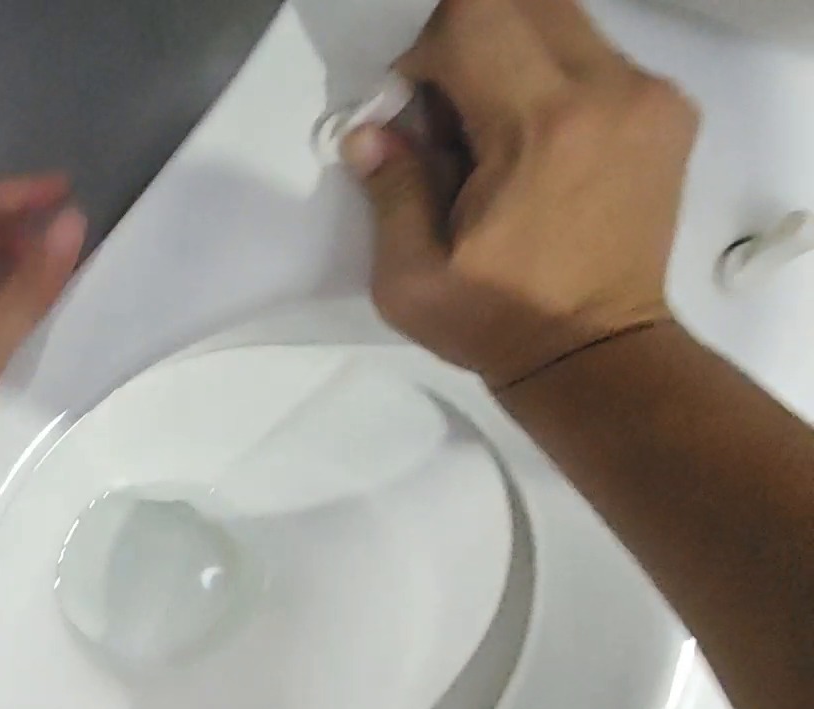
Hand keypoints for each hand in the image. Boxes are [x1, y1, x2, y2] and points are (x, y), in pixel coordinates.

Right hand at [343, 0, 698, 387]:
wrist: (591, 348)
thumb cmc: (488, 319)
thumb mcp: (408, 275)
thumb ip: (392, 190)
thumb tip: (370, 132)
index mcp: (541, 128)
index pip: (477, 21)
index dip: (424, 53)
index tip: (403, 113)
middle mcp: (611, 89)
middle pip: (526, 3)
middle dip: (464, 40)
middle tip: (434, 116)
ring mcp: (649, 95)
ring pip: (561, 22)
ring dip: (502, 58)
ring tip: (473, 137)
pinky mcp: (663, 109)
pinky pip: (592, 56)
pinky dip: (540, 78)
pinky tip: (516, 146)